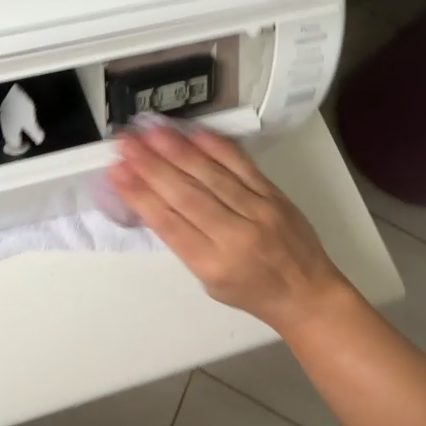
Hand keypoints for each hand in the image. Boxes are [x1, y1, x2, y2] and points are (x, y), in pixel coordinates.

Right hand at [110, 123, 351, 329]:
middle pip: (186, 195)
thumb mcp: (207, 280)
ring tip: (150, 131)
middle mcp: (236, 236)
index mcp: (212, 264)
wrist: (308, 294)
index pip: (169, 224)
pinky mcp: (274, 195)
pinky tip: (193, 133)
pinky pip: (242, 165)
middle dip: (151, 166)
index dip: (140, 196)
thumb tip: (151, 199)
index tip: (117, 173)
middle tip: (125, 143)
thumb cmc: (251, 292)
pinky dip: (216, 147)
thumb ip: (183, 240)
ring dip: (177, 150)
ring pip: (211, 175)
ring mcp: (258, 212)